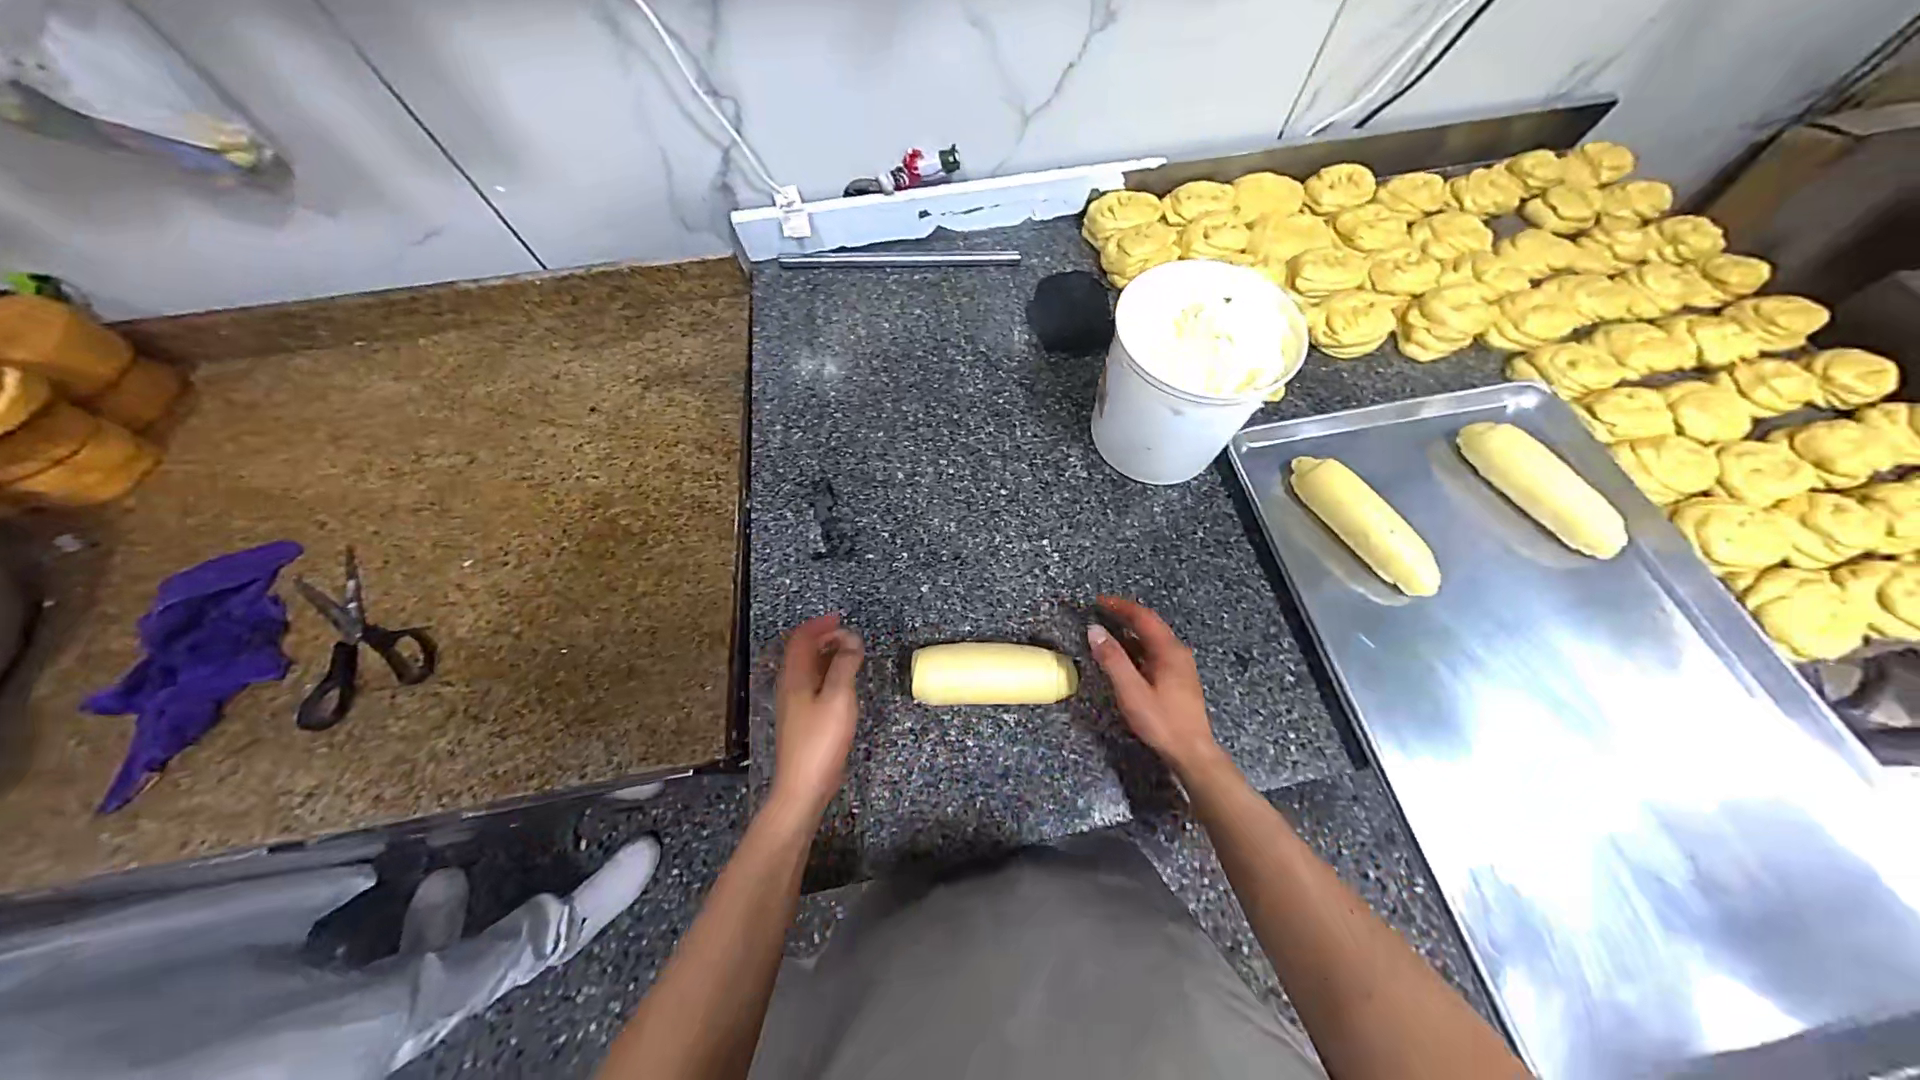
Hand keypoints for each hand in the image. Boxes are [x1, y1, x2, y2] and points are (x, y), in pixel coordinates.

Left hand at [770, 613, 863, 818]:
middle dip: (823, 638)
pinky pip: (812, 684)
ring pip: (807, 668)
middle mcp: (789, 687)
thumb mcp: (839, 697)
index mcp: (794, 677)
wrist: (803, 787)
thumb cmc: (820, 742)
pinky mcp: (802, 719)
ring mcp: (794, 704)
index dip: (819, 625)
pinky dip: (827, 673)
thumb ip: (845, 665)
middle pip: (801, 652)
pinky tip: (842, 682)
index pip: (801, 639)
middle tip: (847, 634)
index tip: (839, 618)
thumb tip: (851, 640)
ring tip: (849, 653)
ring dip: (826, 655)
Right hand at [1087, 596, 1222, 775]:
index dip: (1120, 606)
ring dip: (1131, 631)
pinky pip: (1156, 652)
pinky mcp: (1180, 679)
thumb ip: (1112, 659)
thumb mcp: (1131, 691)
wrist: (1192, 752)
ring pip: (1153, 639)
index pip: (1143, 617)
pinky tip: (1127, 657)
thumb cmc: (1162, 721)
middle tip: (1102, 611)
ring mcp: (1181, 666)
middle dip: (1126, 615)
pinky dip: (1138, 647)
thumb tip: (1094, 630)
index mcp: (1169, 650)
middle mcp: (1178, 652)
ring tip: (1109, 631)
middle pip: (1151, 625)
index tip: (1099, 601)